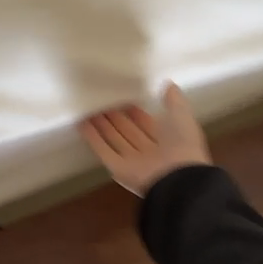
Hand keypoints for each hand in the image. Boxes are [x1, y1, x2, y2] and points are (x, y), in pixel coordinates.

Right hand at [79, 82, 212, 195]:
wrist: (179, 180)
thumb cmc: (182, 147)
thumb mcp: (182, 118)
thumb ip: (175, 102)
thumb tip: (168, 83)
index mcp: (167, 140)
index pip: (146, 123)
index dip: (134, 111)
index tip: (121, 97)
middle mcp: (149, 151)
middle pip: (127, 131)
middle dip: (115, 117)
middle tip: (99, 100)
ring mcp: (133, 161)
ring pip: (114, 139)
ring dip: (100, 125)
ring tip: (86, 109)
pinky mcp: (118, 169)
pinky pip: (103, 151)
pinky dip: (92, 138)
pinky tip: (80, 124)